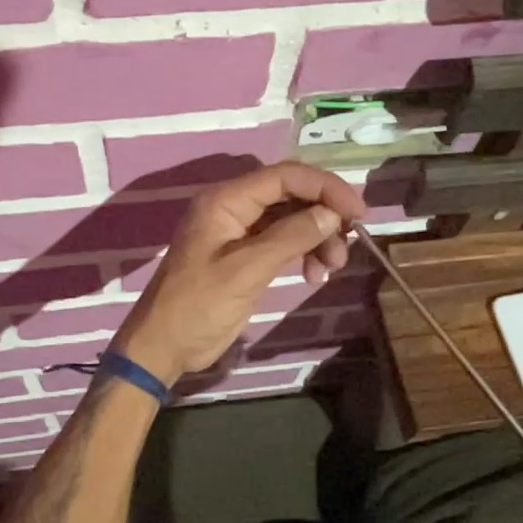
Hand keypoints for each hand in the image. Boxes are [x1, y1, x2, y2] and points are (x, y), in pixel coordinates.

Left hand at [109, 162, 364, 385]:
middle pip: (292, 194)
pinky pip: (284, 240)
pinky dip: (304, 252)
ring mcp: (240, 232)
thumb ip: (290, 237)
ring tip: (331, 268)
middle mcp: (234, 208)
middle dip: (324, 215)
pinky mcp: (245, 256)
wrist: (163, 346)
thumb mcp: (246, 271)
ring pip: (292, 218)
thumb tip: (332, 214)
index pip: (285, 176)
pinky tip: (314, 275)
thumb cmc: (197, 306)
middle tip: (347, 247)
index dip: (326, 187)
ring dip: (318, 237)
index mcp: (226, 201)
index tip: (359, 213)